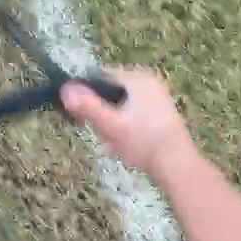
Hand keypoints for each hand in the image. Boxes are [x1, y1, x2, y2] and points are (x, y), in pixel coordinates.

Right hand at [61, 67, 199, 181]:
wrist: (176, 163)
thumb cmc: (143, 141)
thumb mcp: (110, 124)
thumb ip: (87, 105)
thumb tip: (64, 89)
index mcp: (136, 77)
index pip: (100, 77)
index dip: (86, 95)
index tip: (80, 117)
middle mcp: (148, 80)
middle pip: (109, 91)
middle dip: (101, 112)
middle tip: (103, 134)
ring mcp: (156, 95)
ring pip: (120, 104)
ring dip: (111, 122)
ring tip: (115, 142)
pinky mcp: (160, 111)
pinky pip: (132, 112)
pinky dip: (124, 126)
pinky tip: (127, 143)